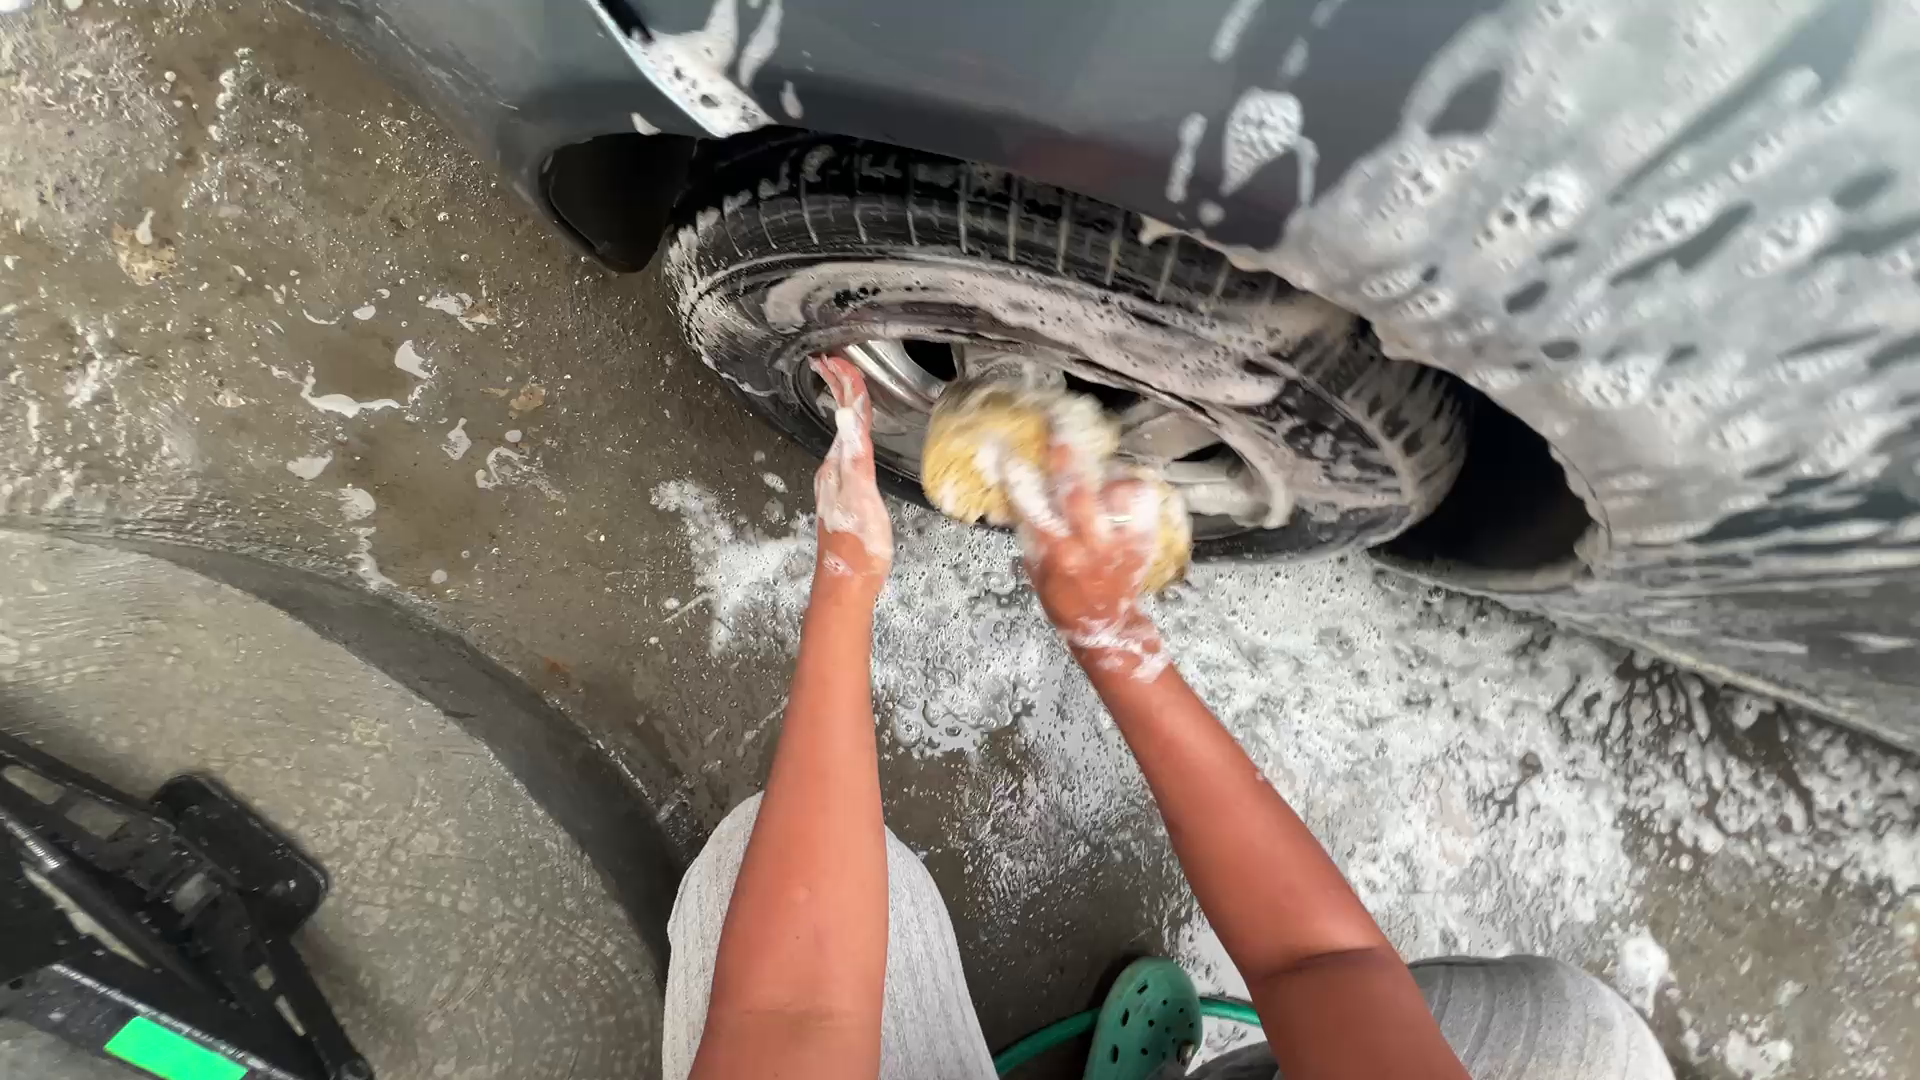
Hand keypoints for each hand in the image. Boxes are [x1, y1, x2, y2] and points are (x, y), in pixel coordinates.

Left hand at [811, 355, 893, 595]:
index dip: (844, 384)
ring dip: (844, 408)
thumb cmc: (857, 545)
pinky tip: (853, 439)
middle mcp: (836, 469)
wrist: (848, 579)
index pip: (845, 414)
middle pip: (840, 419)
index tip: (837, 359)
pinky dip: (851, 434)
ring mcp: (839, 483)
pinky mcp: (847, 495)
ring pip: (843, 434)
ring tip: (845, 388)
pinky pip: (849, 453)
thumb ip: (855, 456)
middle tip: (834, 362)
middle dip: (838, 389)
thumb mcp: (859, 497)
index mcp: (840, 464)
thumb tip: (847, 415)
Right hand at [999, 434, 1170, 679]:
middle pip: (1079, 493)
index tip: (1007, 454)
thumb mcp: (1038, 572)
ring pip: (1117, 494)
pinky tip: (1122, 480)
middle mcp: (1091, 545)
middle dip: (1066, 458)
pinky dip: (1133, 487)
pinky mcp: (1142, 541)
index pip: (1033, 510)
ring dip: (1107, 472)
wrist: (1107, 626)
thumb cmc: (1066, 602)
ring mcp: (1121, 541)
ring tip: (1100, 457)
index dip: (1018, 479)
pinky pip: (1142, 504)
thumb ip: (1033, 536)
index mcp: (1059, 555)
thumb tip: (1019, 502)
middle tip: (1058, 428)